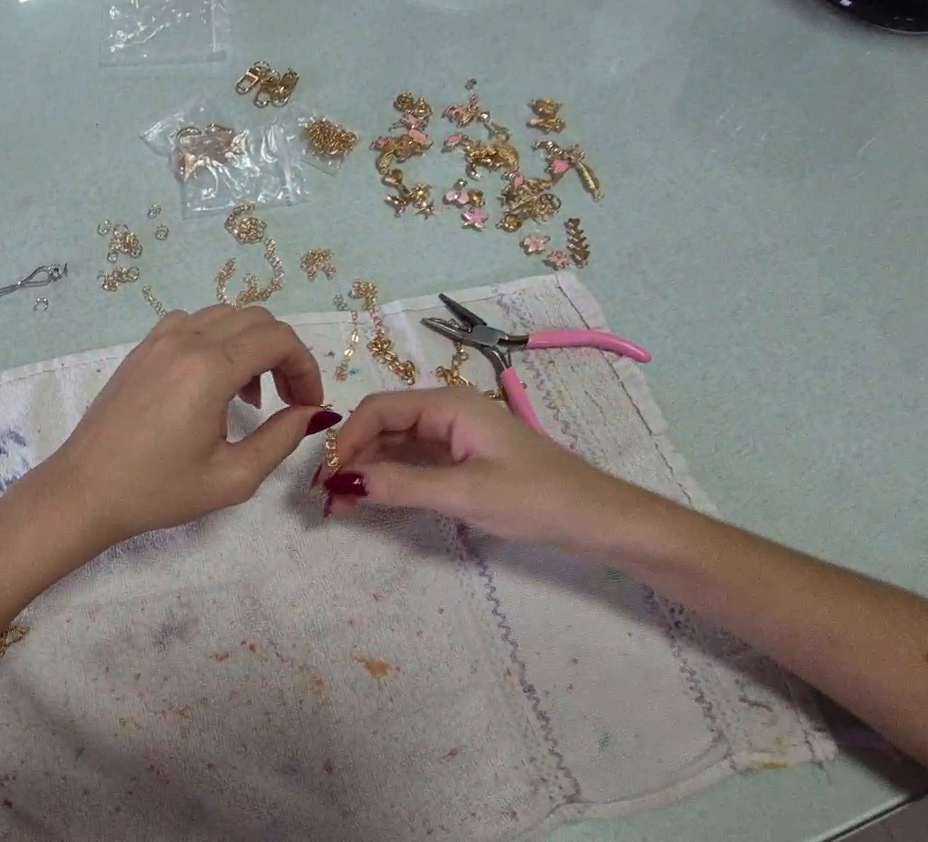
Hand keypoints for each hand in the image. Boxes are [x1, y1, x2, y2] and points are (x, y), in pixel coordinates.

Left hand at [42, 304, 334, 550]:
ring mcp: (158, 339)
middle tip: (287, 400)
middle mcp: (185, 340)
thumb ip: (281, 439)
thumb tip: (312, 412)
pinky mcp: (141, 348)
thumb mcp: (232, 478)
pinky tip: (212, 382)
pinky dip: (217, 340)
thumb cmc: (157, 491)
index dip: (306, 367)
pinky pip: (193, 323)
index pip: (278, 339)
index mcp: (209, 369)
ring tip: (250, 396)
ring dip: (251, 345)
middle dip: (283, 355)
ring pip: (225, 315)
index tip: (309, 404)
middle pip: (256, 319)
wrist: (84, 490)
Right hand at [319, 387, 673, 556]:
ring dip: (366, 470)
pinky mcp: (461, 459)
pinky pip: (412, 461)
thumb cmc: (537, 499)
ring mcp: (454, 435)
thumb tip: (341, 483)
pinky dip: (388, 478)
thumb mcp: (465, 494)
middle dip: (351, 456)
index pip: (378, 409)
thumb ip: (401, 486)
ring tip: (341, 504)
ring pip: (394, 444)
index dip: (346, 439)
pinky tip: (372, 499)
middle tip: (326, 496)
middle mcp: (446, 412)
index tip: (324, 476)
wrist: (602, 522)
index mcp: (448, 404)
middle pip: (382, 425)